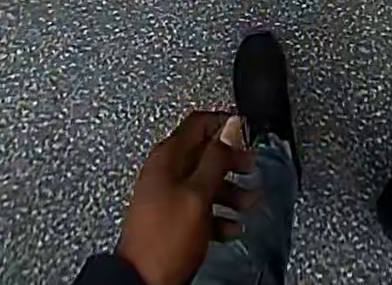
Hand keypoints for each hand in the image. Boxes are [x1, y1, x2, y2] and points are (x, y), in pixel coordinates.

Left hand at [116, 111, 255, 284]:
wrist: (141, 284)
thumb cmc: (165, 238)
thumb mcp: (198, 192)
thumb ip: (216, 157)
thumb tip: (230, 126)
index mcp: (168, 157)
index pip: (198, 123)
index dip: (223, 123)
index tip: (243, 130)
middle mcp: (164, 172)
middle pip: (203, 153)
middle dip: (231, 160)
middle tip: (250, 165)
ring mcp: (165, 196)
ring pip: (204, 182)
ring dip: (230, 190)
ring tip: (249, 201)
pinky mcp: (168, 220)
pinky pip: (198, 207)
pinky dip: (217, 214)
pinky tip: (231, 226)